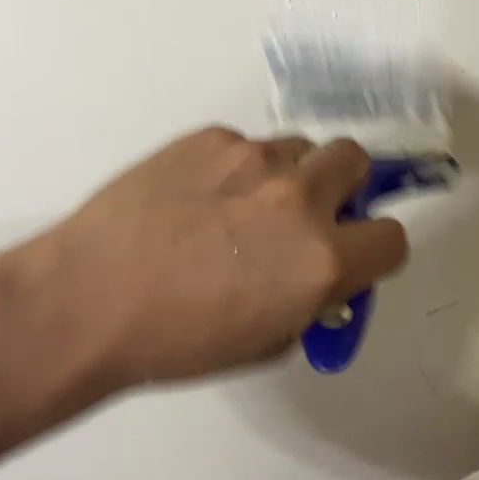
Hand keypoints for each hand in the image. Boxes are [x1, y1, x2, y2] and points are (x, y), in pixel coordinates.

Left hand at [27, 127, 409, 384]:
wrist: (87, 299)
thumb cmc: (176, 341)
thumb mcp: (266, 342)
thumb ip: (309, 301)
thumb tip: (315, 279)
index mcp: (322, 260)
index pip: (392, 238)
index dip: (374, 250)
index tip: (352, 257)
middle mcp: (298, 198)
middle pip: (356, 160)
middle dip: (344, 187)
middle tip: (306, 215)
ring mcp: (252, 158)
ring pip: (298, 148)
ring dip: (288, 175)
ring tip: (239, 207)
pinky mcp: (209, 137)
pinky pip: (243, 146)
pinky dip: (234, 169)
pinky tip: (194, 198)